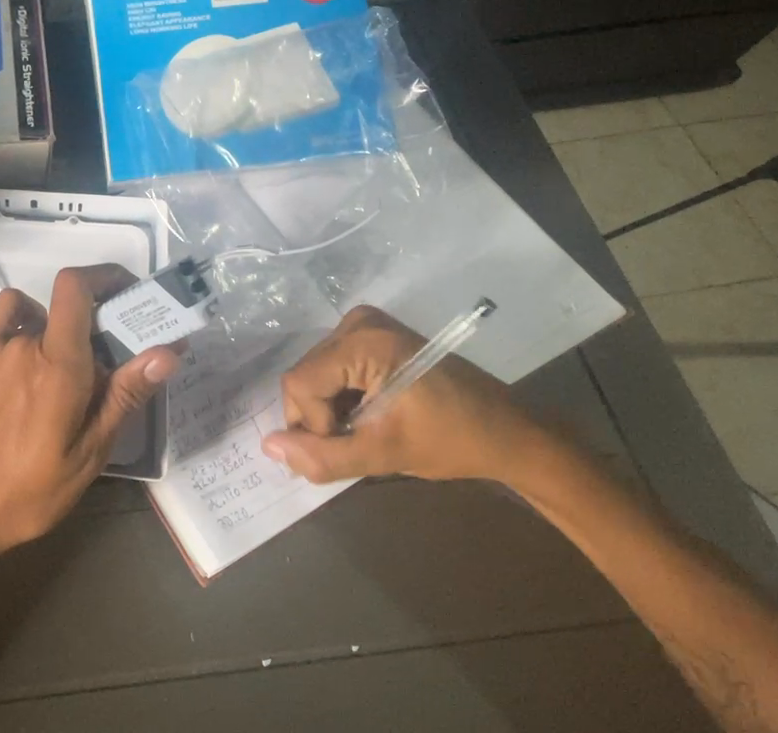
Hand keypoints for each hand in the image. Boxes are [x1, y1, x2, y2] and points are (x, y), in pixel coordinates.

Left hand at [0, 265, 181, 562]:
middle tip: (107, 366)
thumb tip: (167, 352)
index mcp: (57, 364)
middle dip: (93, 325)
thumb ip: (125, 396)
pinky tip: (26, 360)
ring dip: (56, 329)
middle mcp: (22, 342)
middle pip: (64, 308)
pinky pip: (1, 319)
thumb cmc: (26, 491)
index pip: (76, 287)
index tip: (129, 293)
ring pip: (35, 315)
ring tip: (64, 371)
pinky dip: (21, 324)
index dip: (105, 276)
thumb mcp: (88, 454)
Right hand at [261, 305, 547, 484]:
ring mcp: (365, 324)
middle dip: (320, 417)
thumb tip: (269, 448)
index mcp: (365, 342)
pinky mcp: (372, 333)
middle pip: (304, 376)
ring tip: (367, 431)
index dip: (312, 424)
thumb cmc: (452, 441)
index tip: (352, 445)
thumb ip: (323, 455)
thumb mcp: (385, 455)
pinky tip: (368, 415)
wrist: (508, 431)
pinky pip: (332, 367)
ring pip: (315, 374)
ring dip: (329, 410)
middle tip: (359, 442)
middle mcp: (358, 322)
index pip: (299, 383)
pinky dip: (340, 397)